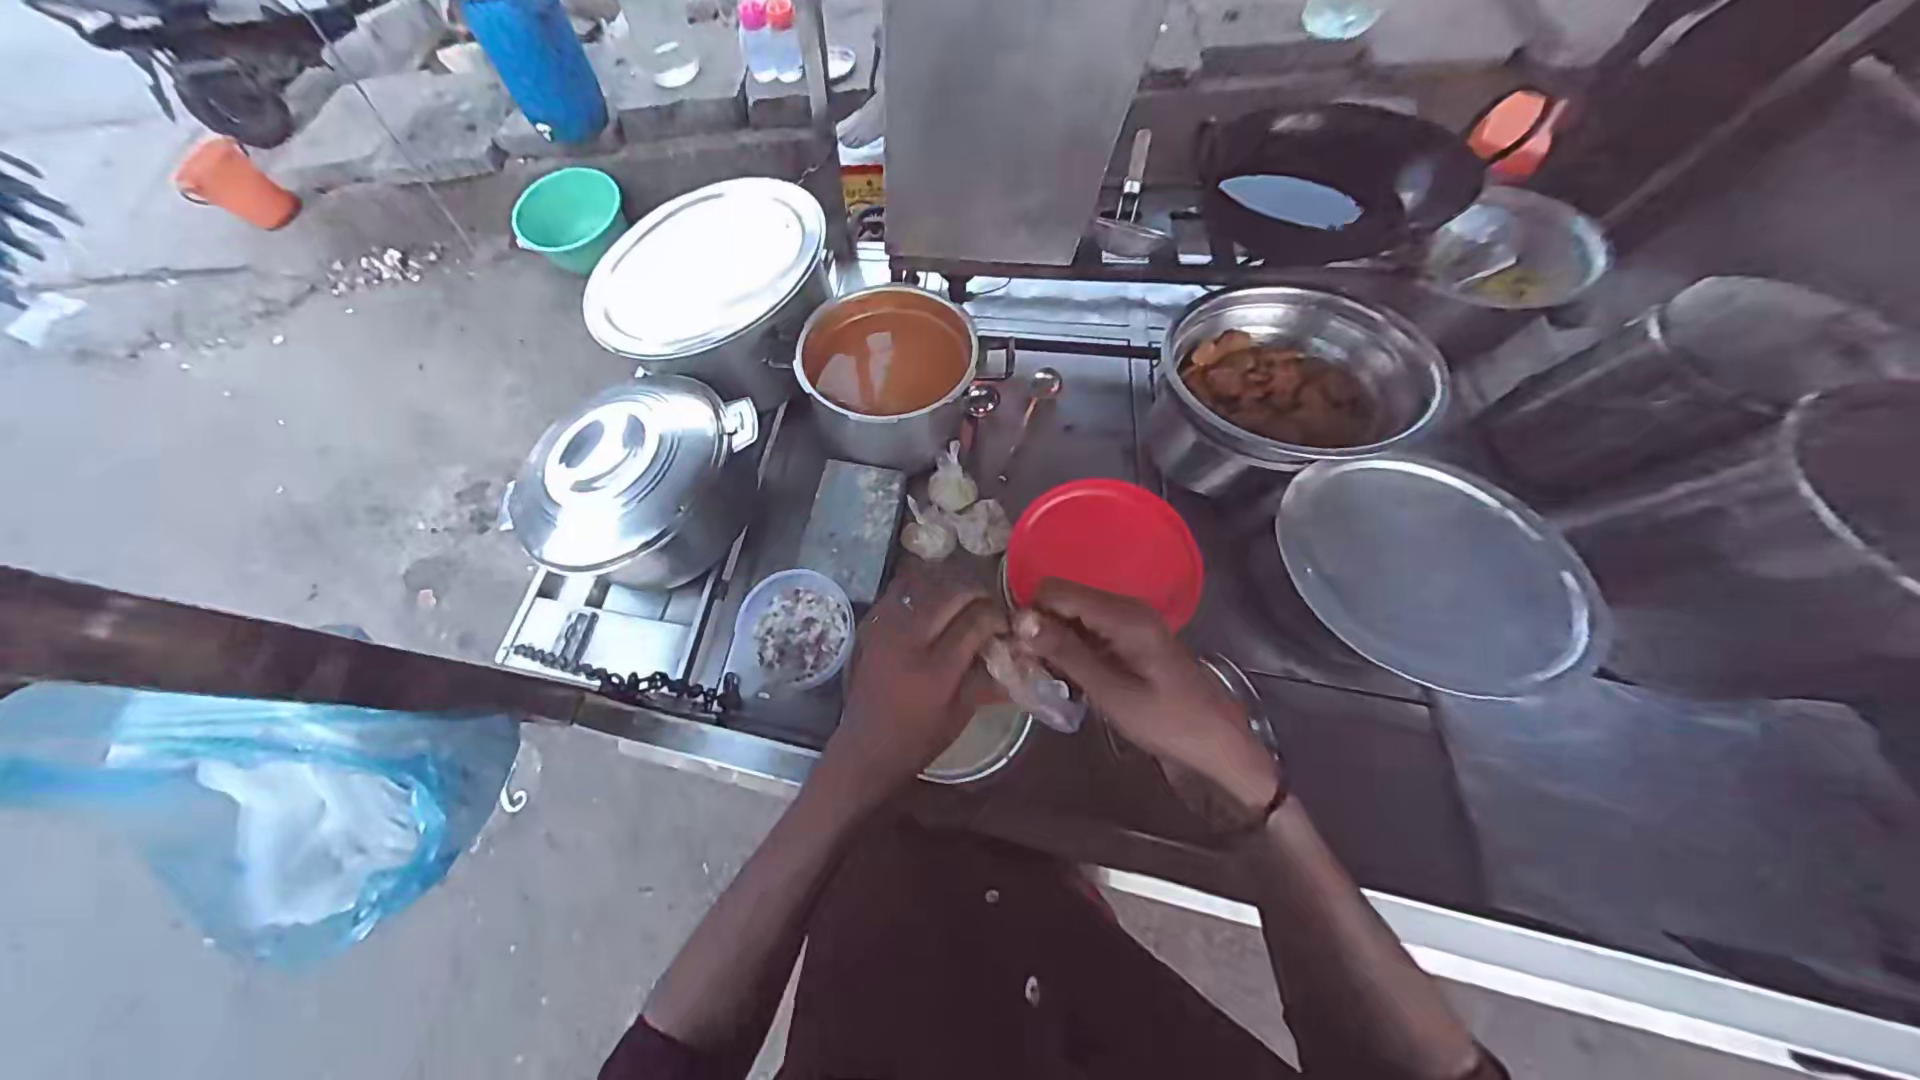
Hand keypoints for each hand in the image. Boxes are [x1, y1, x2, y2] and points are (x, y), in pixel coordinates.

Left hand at [820, 571, 1005, 803]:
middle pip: (951, 595)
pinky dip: (924, 589)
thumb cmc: (918, 738)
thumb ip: (987, 675)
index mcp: (934, 670)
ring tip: (965, 600)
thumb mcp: (961, 713)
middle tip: (989, 605)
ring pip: (926, 585)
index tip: (1005, 621)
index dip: (996, 616)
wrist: (864, 746)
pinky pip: (901, 591)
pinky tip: (936, 600)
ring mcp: (885, 628)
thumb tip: (1017, 648)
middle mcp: (908, 641)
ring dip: (952, 588)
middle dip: (978, 594)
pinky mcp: (871, 624)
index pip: (975, 622)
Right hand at [1019, 578, 1279, 817]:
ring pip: (1071, 614)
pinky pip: (1087, 628)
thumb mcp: (1110, 691)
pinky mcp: (1128, 635)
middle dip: (1040, 627)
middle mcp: (1124, 606)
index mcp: (1123, 614)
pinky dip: (1071, 647)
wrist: (1215, 740)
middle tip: (1032, 667)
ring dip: (1053, 639)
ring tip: (1048, 676)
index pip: (1055, 591)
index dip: (1031, 614)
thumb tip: (1022, 620)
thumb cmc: (1165, 720)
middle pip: (1062, 599)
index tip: (1020, 650)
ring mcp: (1128, 619)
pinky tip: (1068, 676)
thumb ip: (1065, 652)